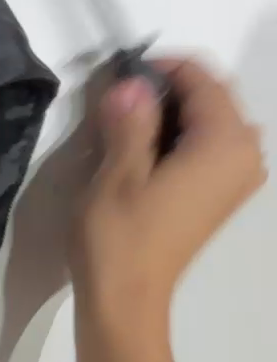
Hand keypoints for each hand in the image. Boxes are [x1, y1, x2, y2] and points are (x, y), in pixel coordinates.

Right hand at [75, 59, 266, 323]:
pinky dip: (177, 143)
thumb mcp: (115, 177)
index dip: (167, 68)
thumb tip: (130, 85)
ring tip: (122, 129)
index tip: (124, 67)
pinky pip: (207, 152)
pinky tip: (142, 157)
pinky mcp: (221, 195)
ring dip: (169, 120)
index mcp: (224, 142)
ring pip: (209, 128)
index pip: (205, 84)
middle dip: (167, 94)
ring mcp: (238, 176)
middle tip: (115, 100)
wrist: (127, 294)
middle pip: (213, 103)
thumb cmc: (117, 236)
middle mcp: (246, 152)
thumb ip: (128, 126)